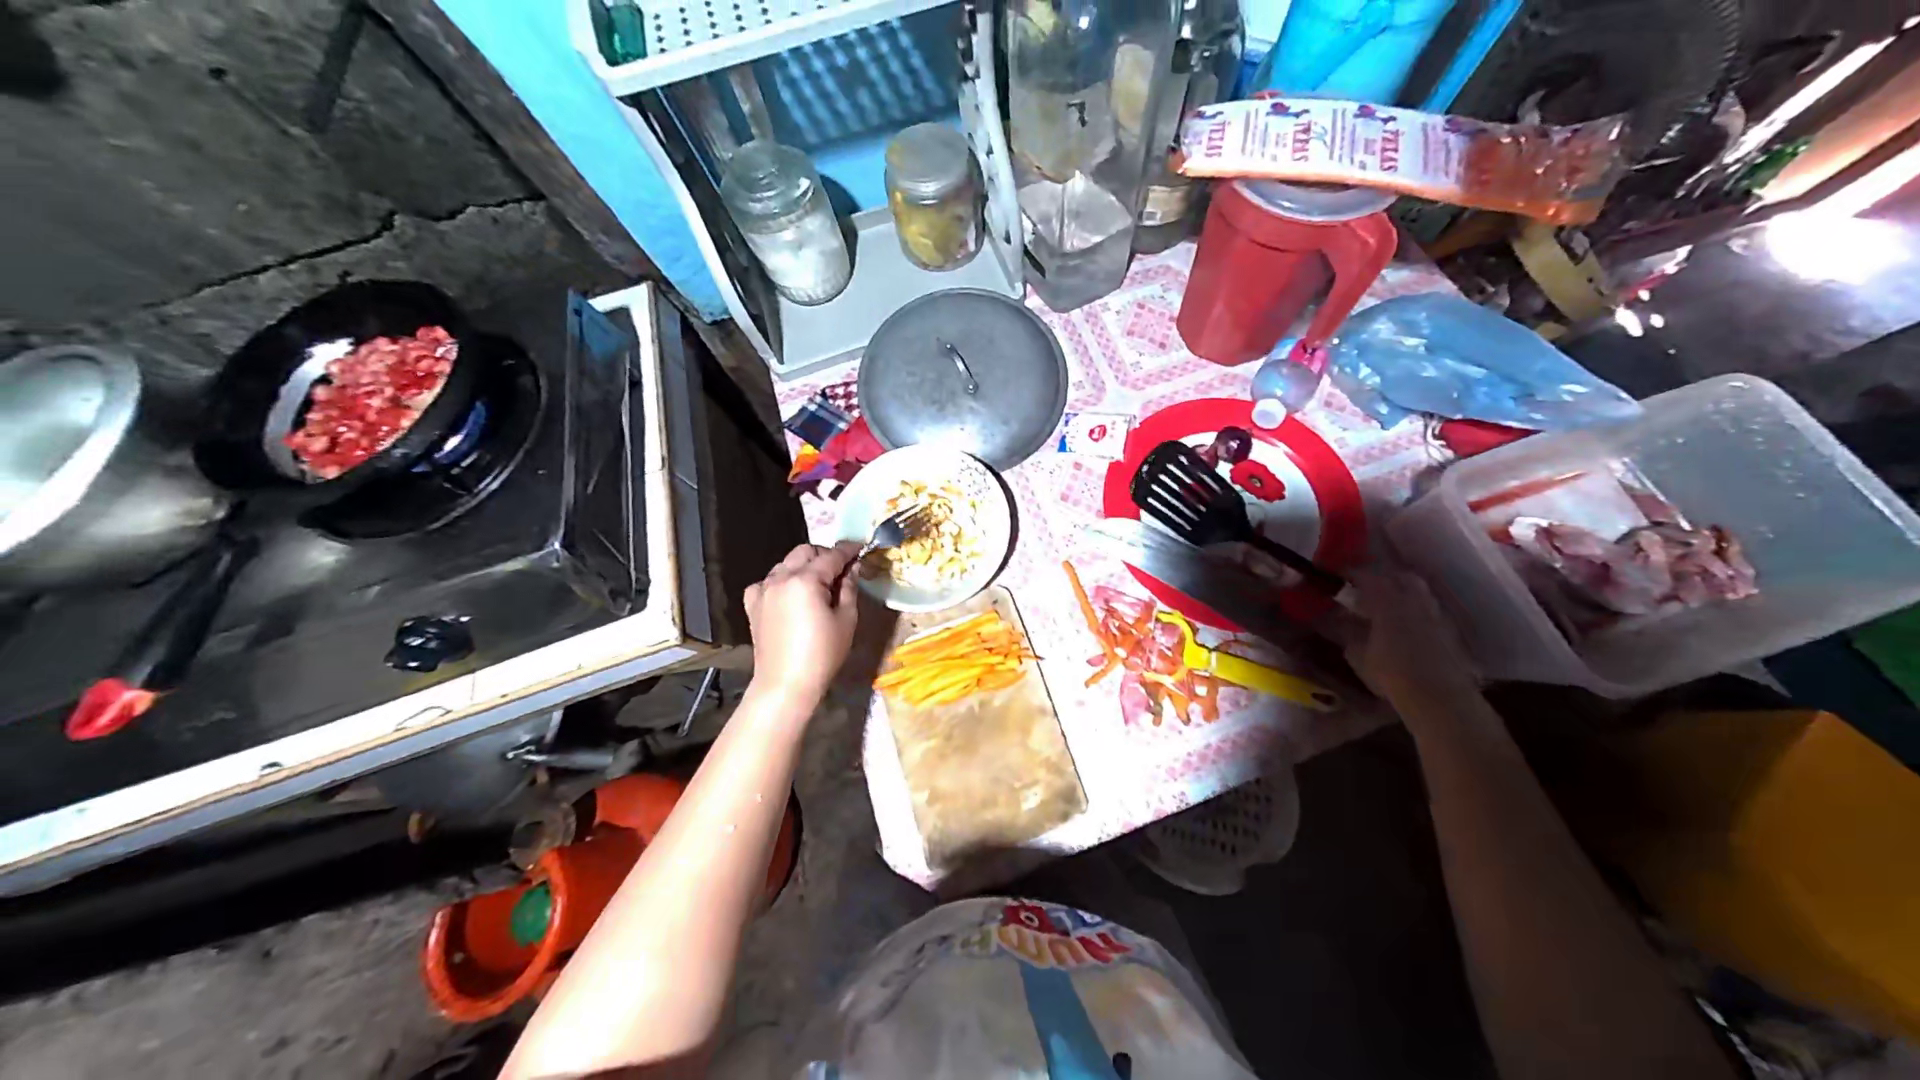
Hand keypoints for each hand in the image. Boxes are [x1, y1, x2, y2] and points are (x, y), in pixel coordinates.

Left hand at [744, 542, 861, 700]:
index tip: (861, 548)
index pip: (831, 555)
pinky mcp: (753, 604)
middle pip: (805, 552)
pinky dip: (781, 582)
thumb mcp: (846, 620)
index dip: (849, 550)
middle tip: (841, 571)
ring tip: (817, 585)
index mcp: (806, 580)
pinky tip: (791, 596)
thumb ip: (849, 588)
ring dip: (803, 566)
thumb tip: (852, 569)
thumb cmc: (822, 654)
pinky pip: (768, 582)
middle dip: (824, 555)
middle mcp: (781, 578)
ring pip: (785, 564)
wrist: (785, 685)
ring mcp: (763, 590)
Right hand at [1343, 566, 1482, 719]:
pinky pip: (1426, 610)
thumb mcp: (1357, 653)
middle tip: (1364, 590)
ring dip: (1400, 594)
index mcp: (1388, 600)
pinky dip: (1412, 611)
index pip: (1366, 576)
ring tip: (1383, 607)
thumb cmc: (1391, 672)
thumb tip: (1338, 618)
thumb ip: (1347, 631)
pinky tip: (1402, 626)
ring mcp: (1434, 614)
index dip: (1350, 573)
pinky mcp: (1447, 631)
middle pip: (1400, 577)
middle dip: (1382, 579)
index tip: (1336, 576)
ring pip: (1418, 592)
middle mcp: (1414, 599)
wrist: (1438, 696)